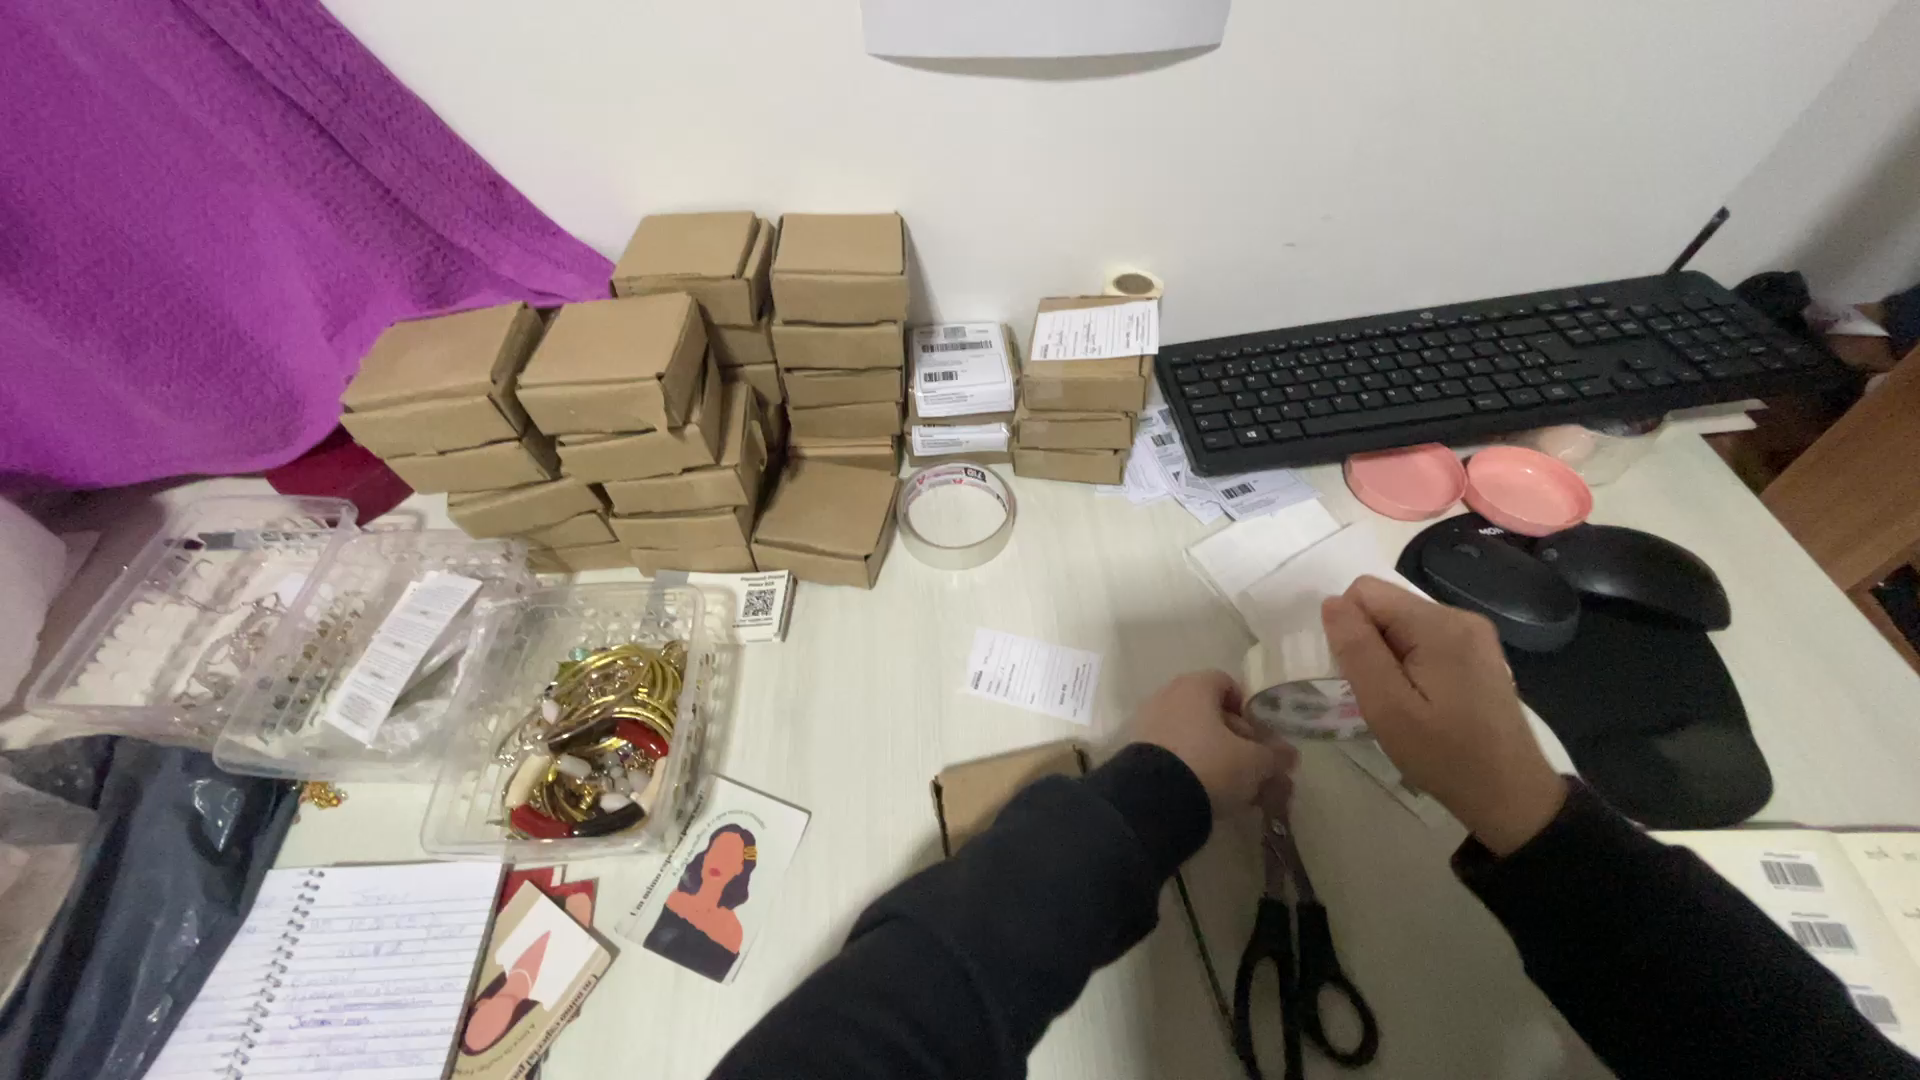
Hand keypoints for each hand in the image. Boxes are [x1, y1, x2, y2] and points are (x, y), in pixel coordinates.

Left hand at [1132, 670, 1299, 815]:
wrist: (1154, 798)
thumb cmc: (1211, 764)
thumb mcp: (1253, 762)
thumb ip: (1274, 755)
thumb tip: (1289, 754)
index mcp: (1194, 686)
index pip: (1226, 683)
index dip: (1247, 707)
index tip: (1259, 736)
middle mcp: (1167, 696)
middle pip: (1209, 712)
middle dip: (1236, 739)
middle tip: (1254, 768)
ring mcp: (1148, 723)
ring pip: (1193, 736)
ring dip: (1217, 757)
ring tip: (1237, 788)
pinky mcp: (1138, 751)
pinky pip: (1174, 752)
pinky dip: (1193, 767)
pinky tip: (1210, 794)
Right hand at [1321, 576, 1566, 854]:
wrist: (1511, 796)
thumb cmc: (1444, 754)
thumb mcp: (1387, 706)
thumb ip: (1356, 649)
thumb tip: (1331, 602)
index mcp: (1439, 625)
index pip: (1365, 592)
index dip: (1349, 629)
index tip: (1362, 674)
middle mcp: (1460, 617)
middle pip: (1384, 604)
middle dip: (1368, 642)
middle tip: (1380, 692)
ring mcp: (1473, 634)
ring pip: (1399, 622)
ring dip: (1386, 654)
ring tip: (1400, 699)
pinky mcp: (1476, 652)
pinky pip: (1421, 637)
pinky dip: (1406, 661)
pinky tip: (1419, 698)